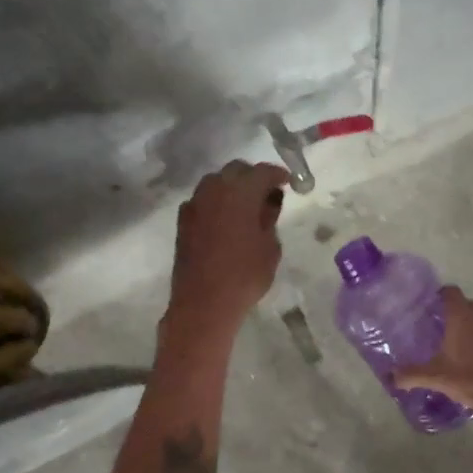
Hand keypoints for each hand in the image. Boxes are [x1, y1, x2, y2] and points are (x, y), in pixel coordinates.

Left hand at [166, 160, 289, 336]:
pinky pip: (204, 200)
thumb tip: (268, 202)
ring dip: (233, 188)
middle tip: (268, 194)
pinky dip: (218, 203)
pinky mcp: (184, 220)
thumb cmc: (245, 276)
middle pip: (236, 170)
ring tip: (247, 208)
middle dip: (254, 177)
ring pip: (217, 182)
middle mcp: (214, 189)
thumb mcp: (270, 248)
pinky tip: (226, 221)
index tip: (288, 182)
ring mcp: (195, 203)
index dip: (278, 174)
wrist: (204, 302)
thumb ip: (270, 219)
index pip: (262, 172)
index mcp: (240, 192)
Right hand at [393, 287, 472, 427]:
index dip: (443, 298)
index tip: (438, 310)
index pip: (451, 293)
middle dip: (464, 318)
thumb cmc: (469, 382)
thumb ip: (411, 374)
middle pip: (472, 307)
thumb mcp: (435, 378)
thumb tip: (391, 376)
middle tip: (455, 338)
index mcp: (463, 317)